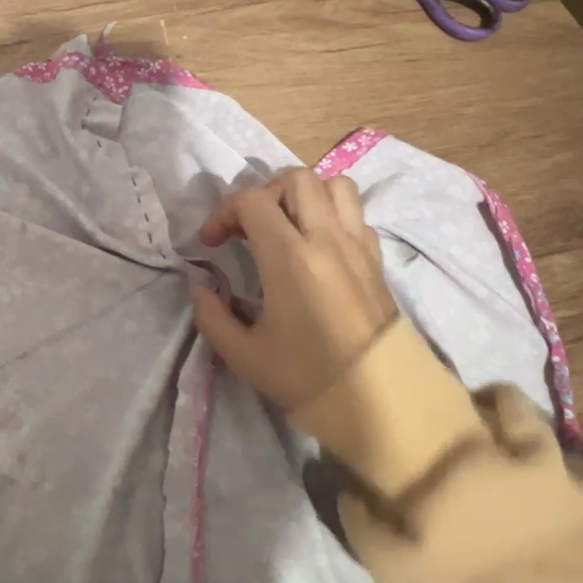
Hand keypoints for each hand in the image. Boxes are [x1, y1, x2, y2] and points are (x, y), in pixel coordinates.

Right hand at [191, 168, 399, 410]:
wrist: (381, 403)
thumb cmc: (308, 378)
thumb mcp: (245, 355)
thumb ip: (212, 316)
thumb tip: (201, 287)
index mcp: (290, 257)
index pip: (252, 201)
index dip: (223, 214)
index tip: (211, 244)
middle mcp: (326, 239)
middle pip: (295, 179)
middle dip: (263, 194)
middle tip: (248, 227)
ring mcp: (357, 245)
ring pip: (334, 185)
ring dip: (304, 195)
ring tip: (286, 225)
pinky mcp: (377, 259)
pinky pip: (355, 214)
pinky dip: (332, 215)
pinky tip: (317, 245)